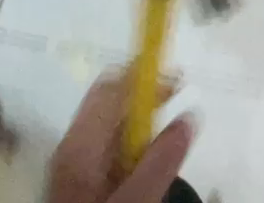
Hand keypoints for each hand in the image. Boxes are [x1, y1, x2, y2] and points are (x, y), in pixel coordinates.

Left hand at [48, 72, 194, 202]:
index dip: (145, 73)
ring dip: (141, 120)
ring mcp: (72, 165)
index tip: (179, 75)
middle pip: (109, 101)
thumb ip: (162, 160)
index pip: (111, 86)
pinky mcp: (78, 183)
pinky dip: (132, 143)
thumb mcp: (136, 201)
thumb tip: (191, 115)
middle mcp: (71, 146)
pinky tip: (148, 161)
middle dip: (146, 95)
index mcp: (79, 144)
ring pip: (109, 124)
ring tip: (169, 132)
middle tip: (180, 96)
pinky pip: (107, 147)